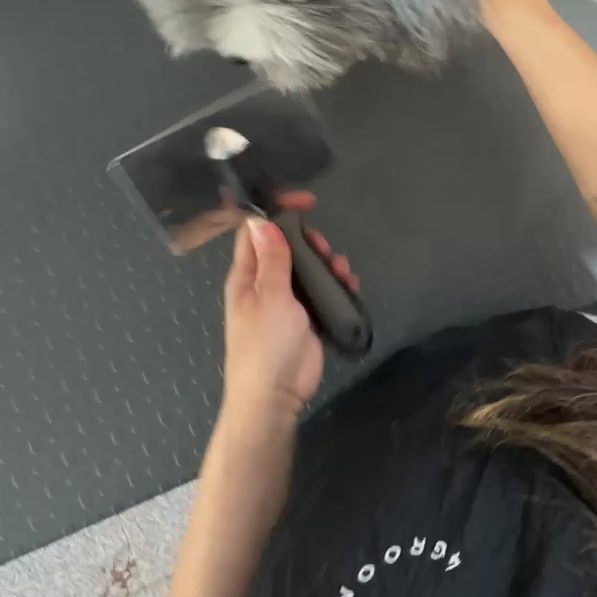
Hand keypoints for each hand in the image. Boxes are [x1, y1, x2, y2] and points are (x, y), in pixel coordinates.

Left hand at [218, 204, 358, 423]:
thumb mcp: (270, 297)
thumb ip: (271, 259)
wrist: (276, 396)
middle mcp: (265, 284)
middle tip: (325, 248)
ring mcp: (288, 301)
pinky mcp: (308, 316)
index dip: (275, 210)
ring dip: (327, 262)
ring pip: (308, 267)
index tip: (304, 199)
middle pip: (288, 246)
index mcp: (247, 276)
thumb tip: (261, 221)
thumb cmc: (265, 346)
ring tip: (342, 270)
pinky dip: (337, 283)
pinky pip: (323, 290)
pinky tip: (350, 285)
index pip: (255, 232)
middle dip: (310, 240)